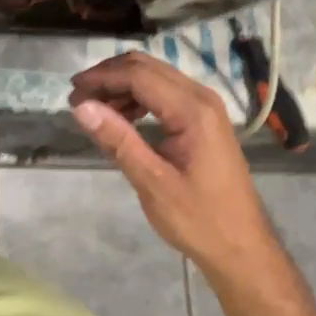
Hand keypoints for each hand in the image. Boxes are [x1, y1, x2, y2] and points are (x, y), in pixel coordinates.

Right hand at [69, 52, 266, 272]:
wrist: (243, 249)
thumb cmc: (199, 220)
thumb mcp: (153, 184)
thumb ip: (118, 140)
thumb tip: (81, 107)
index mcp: (192, 110)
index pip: (138, 75)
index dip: (101, 78)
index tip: (71, 93)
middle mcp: (201, 96)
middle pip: (145, 67)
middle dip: (108, 77)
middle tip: (78, 99)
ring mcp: (205, 105)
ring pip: (154, 75)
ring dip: (121, 85)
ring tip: (95, 110)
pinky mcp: (204, 116)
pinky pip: (164, 90)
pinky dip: (138, 96)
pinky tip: (122, 118)